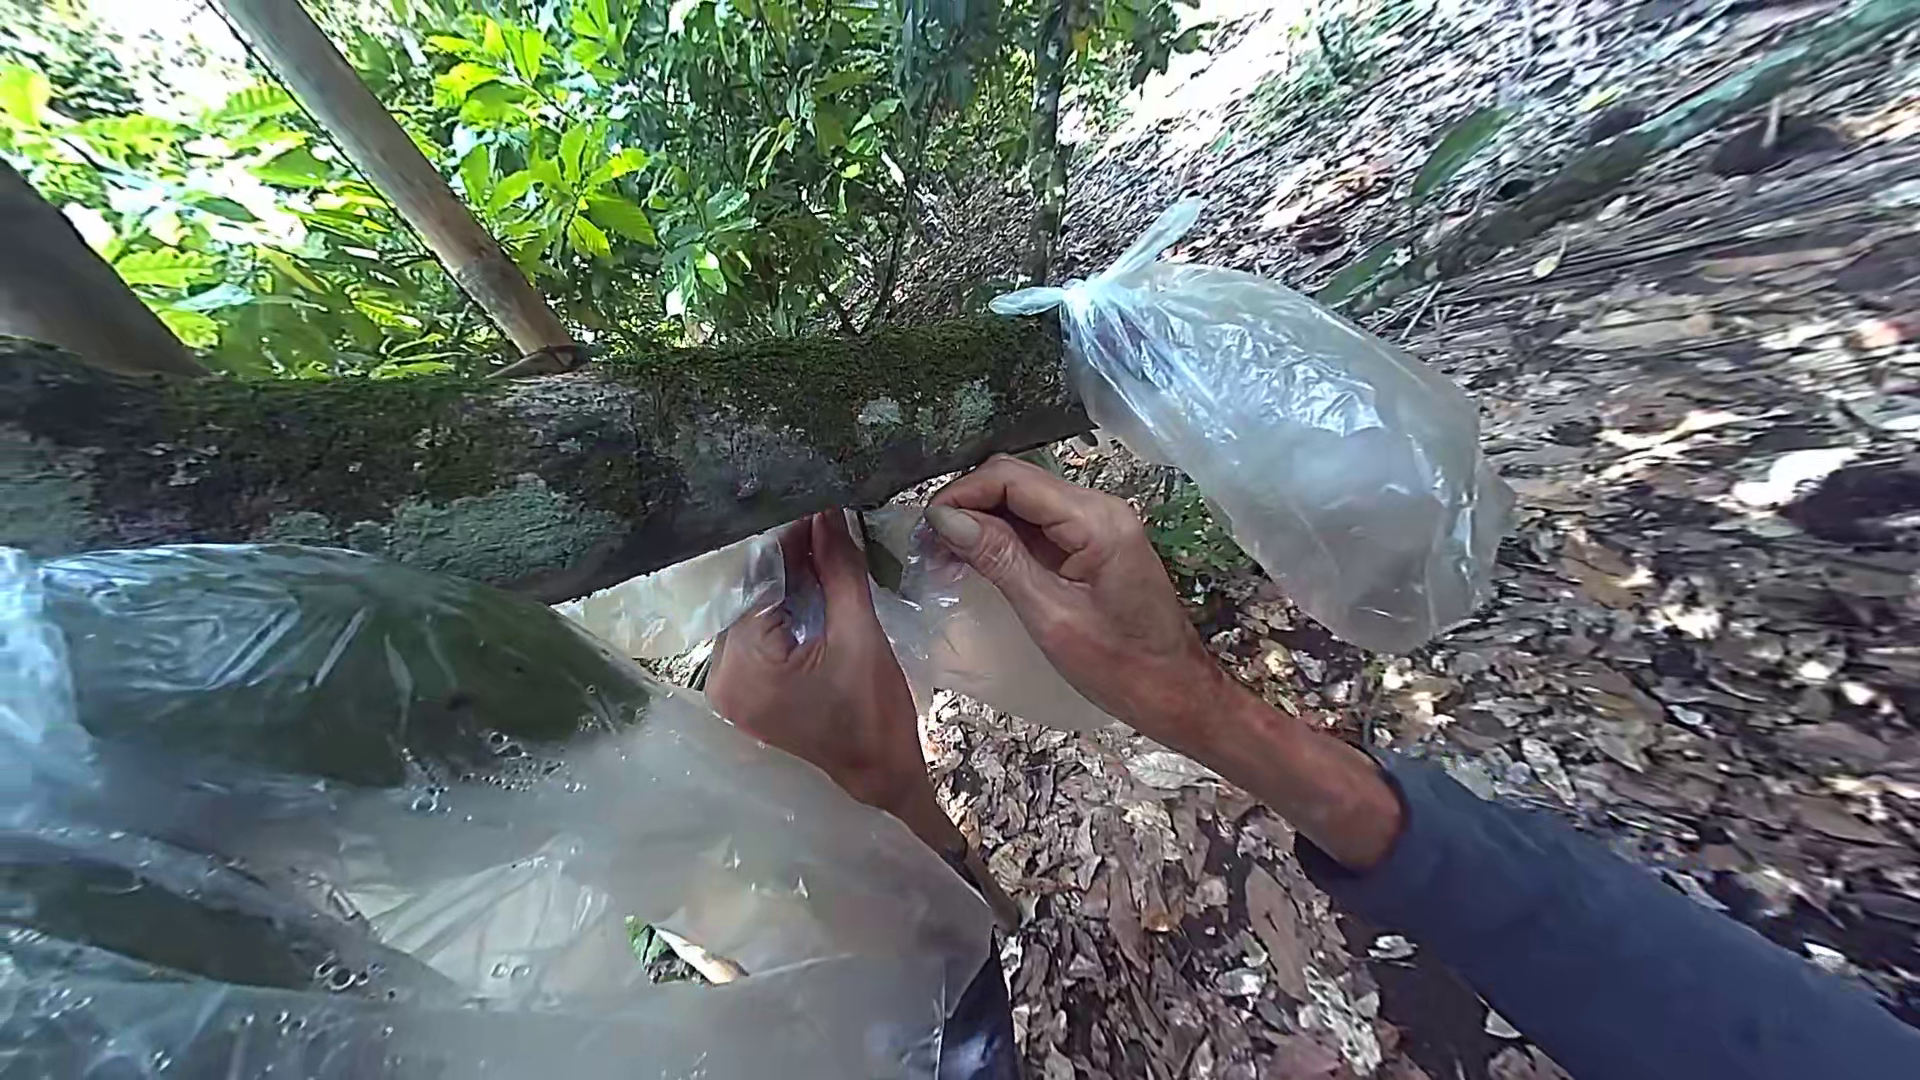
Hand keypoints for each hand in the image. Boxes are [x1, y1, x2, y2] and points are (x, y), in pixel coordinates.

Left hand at [707, 510, 960, 852]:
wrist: (881, 787)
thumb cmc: (876, 717)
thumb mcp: (861, 635)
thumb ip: (841, 570)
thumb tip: (830, 514)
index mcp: (743, 668)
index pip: (758, 581)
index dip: (788, 539)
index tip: (814, 507)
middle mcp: (719, 678)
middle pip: (751, 596)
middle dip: (787, 558)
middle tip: (821, 521)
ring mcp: (726, 690)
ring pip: (754, 613)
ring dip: (786, 581)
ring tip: (818, 544)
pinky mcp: (742, 694)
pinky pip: (758, 636)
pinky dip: (783, 609)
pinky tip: (808, 583)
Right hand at [928, 456, 1402, 868]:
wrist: (1178, 695)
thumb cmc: (1118, 667)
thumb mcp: (1050, 616)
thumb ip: (999, 559)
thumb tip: (944, 519)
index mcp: (1095, 520)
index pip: (1012, 479)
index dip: (961, 495)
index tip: (925, 529)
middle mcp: (1099, 507)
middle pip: (1017, 482)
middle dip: (967, 506)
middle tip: (928, 545)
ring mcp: (1098, 523)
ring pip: (1024, 502)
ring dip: (981, 521)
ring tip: (943, 555)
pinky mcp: (1093, 543)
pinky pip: (1039, 526)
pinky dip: (1003, 538)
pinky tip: (976, 560)